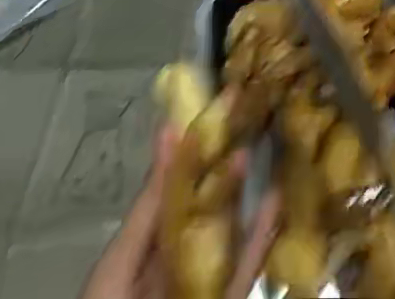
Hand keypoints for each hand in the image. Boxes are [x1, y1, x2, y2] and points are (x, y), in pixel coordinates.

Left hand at [79, 128, 280, 298]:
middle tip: (238, 125)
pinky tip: (276, 205)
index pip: (162, 195)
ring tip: (257, 153)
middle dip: (216, 170)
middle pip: (196, 211)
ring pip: (224, 238)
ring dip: (240, 198)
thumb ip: (149, 209)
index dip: (181, 155)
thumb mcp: (118, 273)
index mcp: (134, 257)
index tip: (202, 112)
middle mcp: (167, 267)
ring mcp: (198, 284)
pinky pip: (242, 272)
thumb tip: (166, 134)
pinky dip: (259, 241)